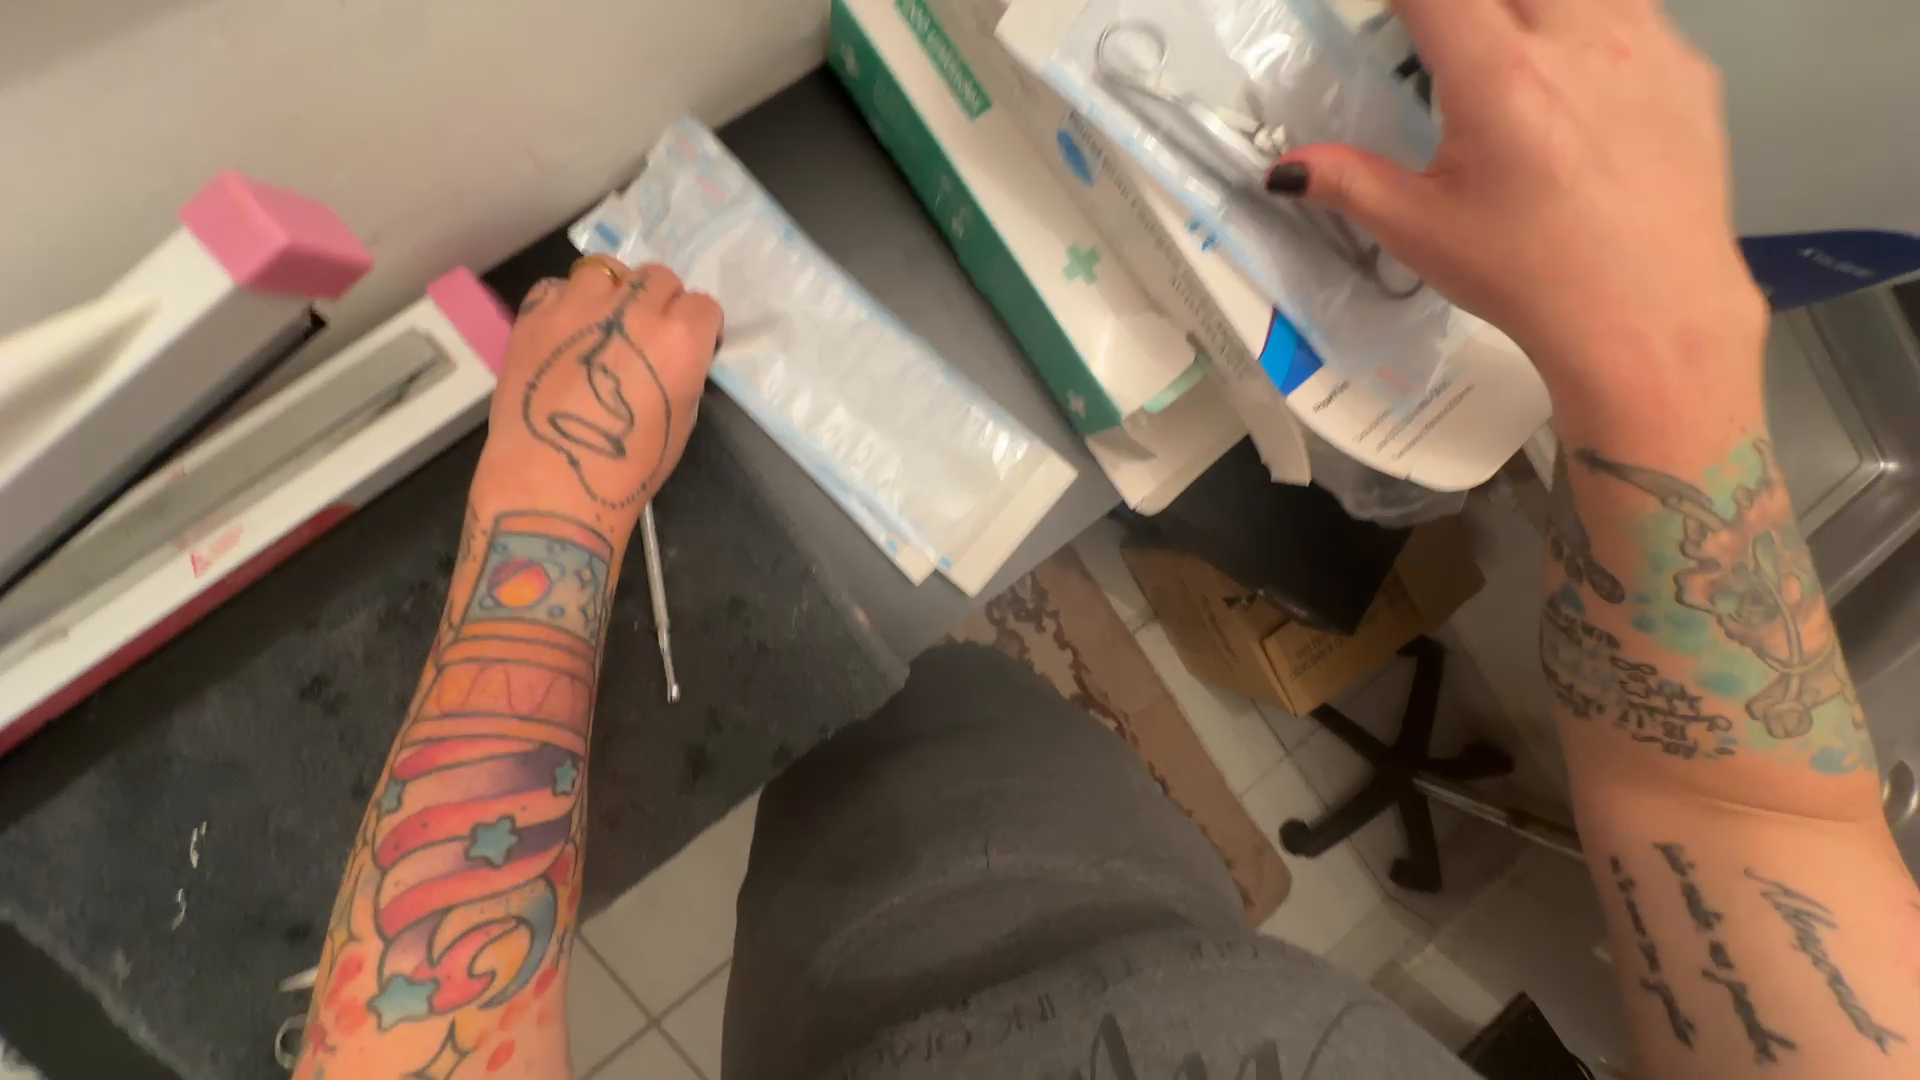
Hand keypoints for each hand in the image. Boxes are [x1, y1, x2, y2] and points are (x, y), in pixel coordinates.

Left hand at [477, 256, 721, 527]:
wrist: (554, 481)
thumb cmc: (633, 464)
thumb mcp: (683, 418)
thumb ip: (684, 371)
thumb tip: (675, 355)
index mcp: (681, 339)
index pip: (704, 306)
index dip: (700, 327)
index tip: (691, 346)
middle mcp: (634, 310)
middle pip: (659, 277)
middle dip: (661, 302)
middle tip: (649, 335)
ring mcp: (579, 305)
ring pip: (608, 271)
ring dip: (615, 292)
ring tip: (605, 324)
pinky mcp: (535, 313)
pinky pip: (559, 287)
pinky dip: (568, 302)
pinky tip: (568, 333)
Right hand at [1269, 0, 1765, 397]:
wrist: (1641, 308)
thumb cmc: (1521, 271)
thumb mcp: (1416, 230)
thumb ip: (1347, 184)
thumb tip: (1284, 169)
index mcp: (1501, 77)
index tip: (1380, 10)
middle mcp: (1581, 36)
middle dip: (1459, 2)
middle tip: (1431, 31)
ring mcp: (1648, 41)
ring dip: (1523, 6)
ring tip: (1498, 50)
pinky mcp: (1686, 64)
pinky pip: (1630, 7)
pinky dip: (1580, 22)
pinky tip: (1564, 78)